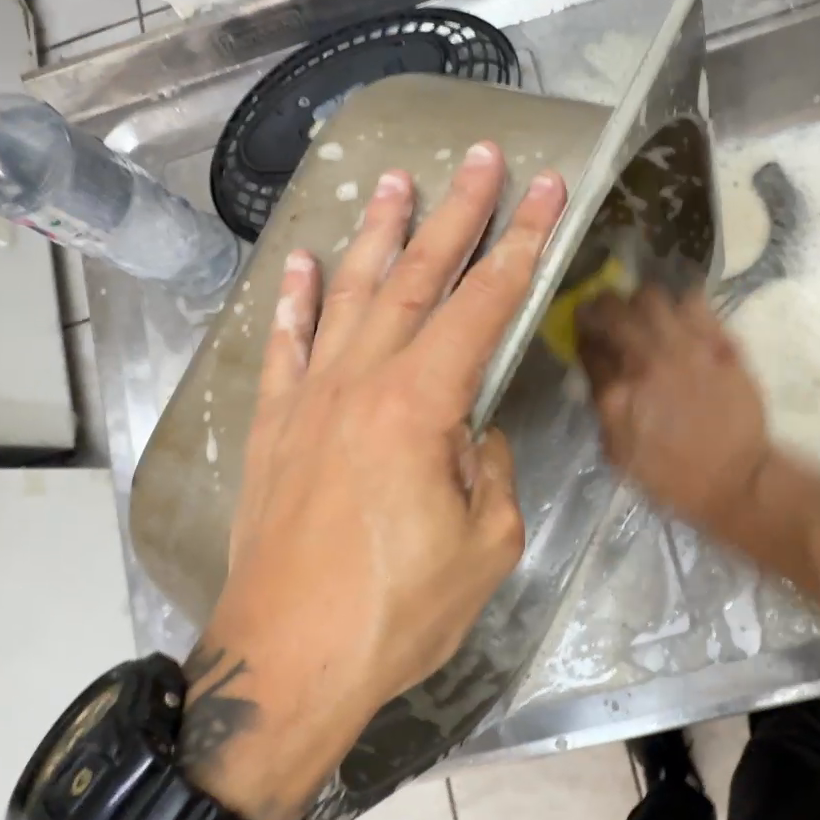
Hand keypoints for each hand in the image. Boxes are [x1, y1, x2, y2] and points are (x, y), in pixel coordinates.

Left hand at [181, 141, 566, 819]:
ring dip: (378, 235)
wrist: (284, 662)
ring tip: (396, 182)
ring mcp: (309, 398)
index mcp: (421, 405)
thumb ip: (491, 470)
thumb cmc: (395, 613)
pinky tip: (303, 263)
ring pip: (351, 296)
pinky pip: (286, 346)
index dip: (523, 243)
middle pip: (419, 278)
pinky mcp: (272, 426)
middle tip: (479, 157)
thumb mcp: (484, 547)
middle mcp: (361, 381)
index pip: (485, 304)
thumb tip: (475, 434)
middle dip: (457, 213)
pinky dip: (295, 300)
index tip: (547, 191)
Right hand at [576, 287, 772, 535]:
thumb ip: (601, 407)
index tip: (586, 335)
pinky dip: (679, 306)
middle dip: (600, 307)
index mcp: (616, 393)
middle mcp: (646, 362)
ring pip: (650, 296)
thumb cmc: (670, 474)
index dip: (583, 335)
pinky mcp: (719, 342)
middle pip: (611, 310)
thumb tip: (598, 372)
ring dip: (639, 303)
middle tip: (605, 313)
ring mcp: (686, 348)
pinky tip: (679, 321)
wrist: (734, 479)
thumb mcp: (616, 452)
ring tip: (644, 315)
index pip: (587, 345)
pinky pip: (693, 302)